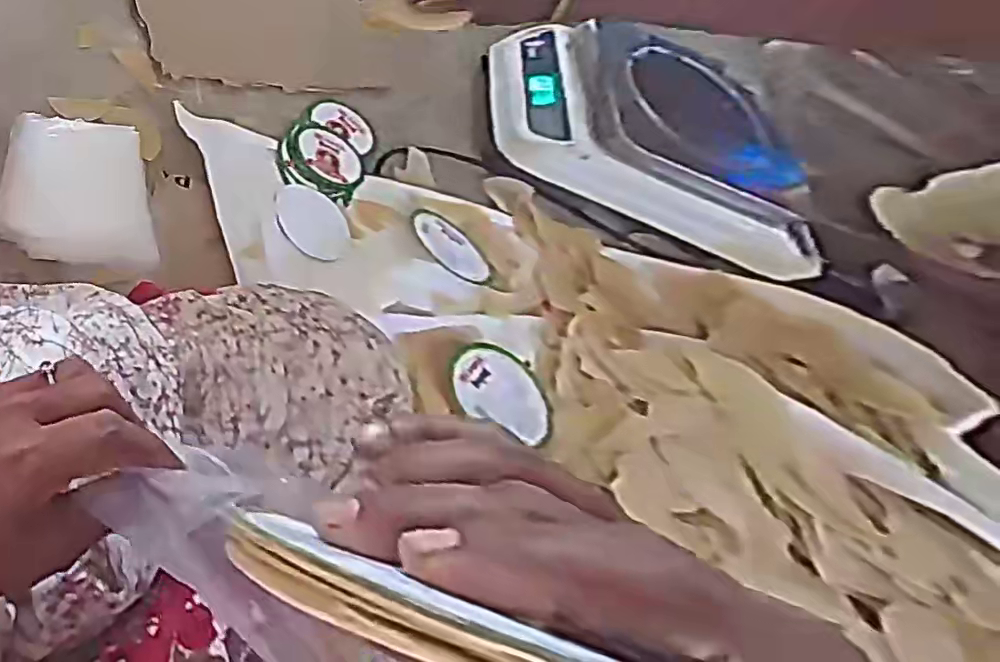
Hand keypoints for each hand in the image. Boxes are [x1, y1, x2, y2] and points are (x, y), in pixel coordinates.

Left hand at [0, 358, 180, 617]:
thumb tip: (141, 481)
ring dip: (105, 400)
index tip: (171, 467)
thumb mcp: (56, 545)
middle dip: (131, 419)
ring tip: (114, 435)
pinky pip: (53, 376)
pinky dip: (76, 394)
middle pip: (97, 390)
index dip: (147, 447)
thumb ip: (104, 505)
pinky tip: (78, 424)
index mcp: (30, 458)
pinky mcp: (0, 391)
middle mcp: (19, 413)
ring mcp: (7, 395)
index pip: (107, 432)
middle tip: (143, 453)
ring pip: (77, 373)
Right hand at [316, 416, 863, 661]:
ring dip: (423, 464)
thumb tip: (394, 625)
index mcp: (731, 632)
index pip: (608, 575)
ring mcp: (622, 525)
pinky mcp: (581, 511)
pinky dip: (440, 442)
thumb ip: (504, 650)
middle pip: (539, 510)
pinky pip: (508, 458)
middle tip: (342, 516)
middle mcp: (673, 561)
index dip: (502, 558)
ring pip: (518, 469)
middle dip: (431, 507)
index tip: (412, 556)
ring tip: (356, 470)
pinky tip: (388, 434)